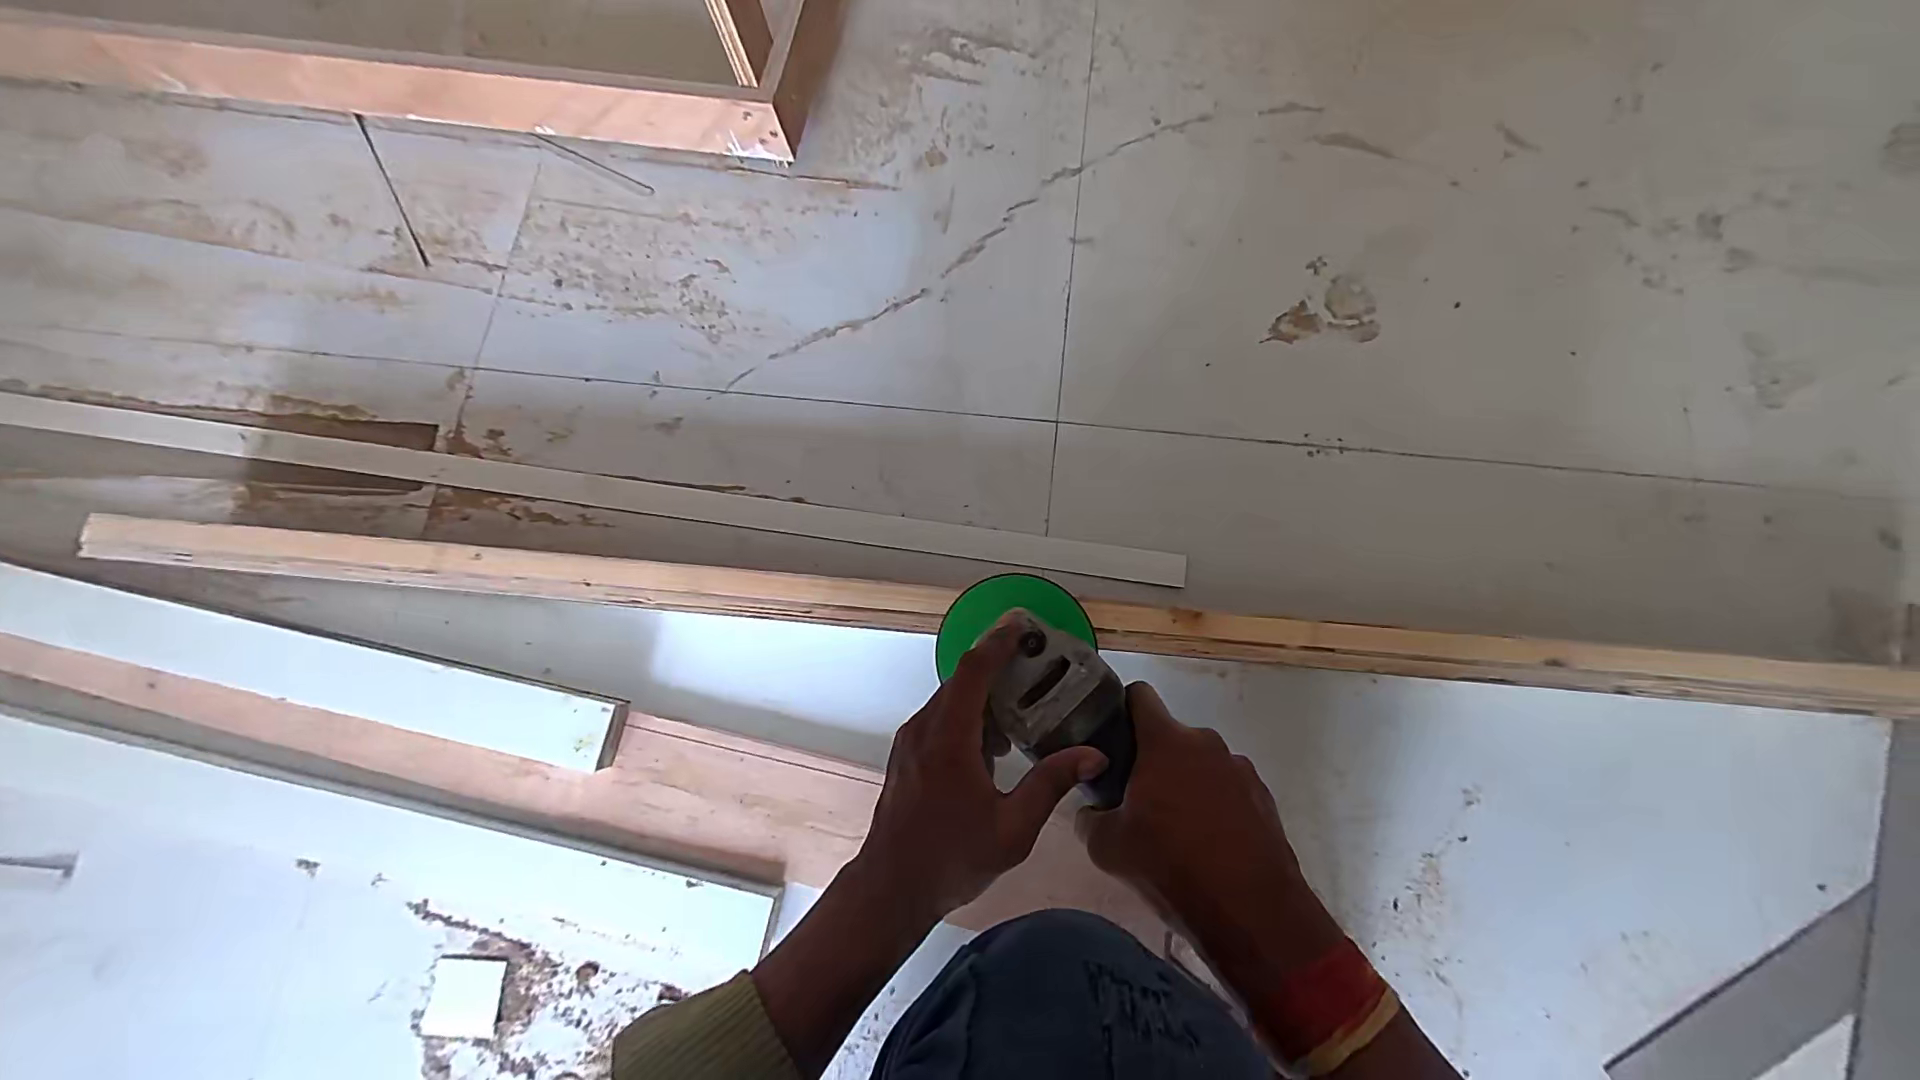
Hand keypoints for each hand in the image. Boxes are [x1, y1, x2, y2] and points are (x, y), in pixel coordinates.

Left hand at [855, 620, 1109, 923]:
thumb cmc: (952, 859)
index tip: (1022, 626)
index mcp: (949, 739)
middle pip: (962, 679)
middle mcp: (925, 728)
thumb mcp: (1013, 829)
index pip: (973, 671)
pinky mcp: (907, 752)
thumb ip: (1051, 784)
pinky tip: (992, 744)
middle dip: (998, 664)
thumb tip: (1092, 756)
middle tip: (1035, 663)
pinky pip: (941, 716)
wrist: (892, 885)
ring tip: (1021, 708)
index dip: (998, 643)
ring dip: (984, 694)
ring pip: (950, 698)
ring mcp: (911, 739)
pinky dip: (968, 714)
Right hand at [1076, 682, 1306, 932]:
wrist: (1254, 915)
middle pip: (1169, 736)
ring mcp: (1240, 769)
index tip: (1111, 736)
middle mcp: (1206, 743)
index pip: (1139, 695)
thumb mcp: (1107, 847)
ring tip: (1176, 830)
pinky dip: (1214, 806)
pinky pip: (1227, 788)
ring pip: (1199, 763)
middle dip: (1151, 760)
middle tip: (1137, 799)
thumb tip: (1091, 812)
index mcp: (1166, 742)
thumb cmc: (1172, 867)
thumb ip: (1089, 818)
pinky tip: (1208, 845)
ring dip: (1184, 783)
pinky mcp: (1264, 798)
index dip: (1121, 708)